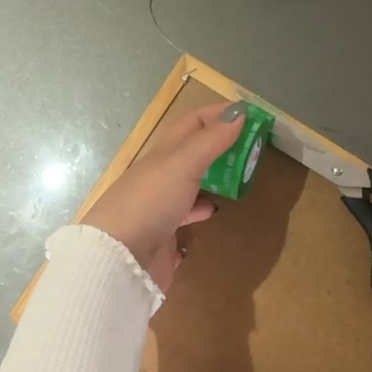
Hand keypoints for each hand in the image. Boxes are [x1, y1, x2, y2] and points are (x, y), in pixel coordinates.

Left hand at [83, 102, 245, 290]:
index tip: (252, 115)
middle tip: (252, 151)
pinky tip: (212, 214)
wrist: (119, 259)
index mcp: (162, 154)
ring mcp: (159, 208)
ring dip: (211, 180)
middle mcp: (159, 177)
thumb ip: (211, 140)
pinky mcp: (162, 237)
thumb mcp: (183, 163)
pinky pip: (184, 219)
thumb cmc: (151, 201)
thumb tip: (238, 113)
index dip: (219, 115)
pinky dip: (199, 212)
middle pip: (191, 154)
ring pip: (188, 186)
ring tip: (238, 181)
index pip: (192, 124)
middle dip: (219, 148)